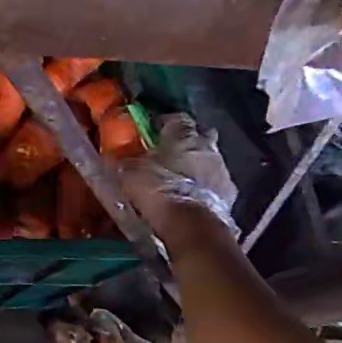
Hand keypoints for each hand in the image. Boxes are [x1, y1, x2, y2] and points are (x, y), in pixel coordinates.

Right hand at [120, 114, 238, 244]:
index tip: (151, 132)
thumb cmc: (159, 191)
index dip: (163, 123)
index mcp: (184, 135)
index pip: (176, 118)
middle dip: (186, 141)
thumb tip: (112, 156)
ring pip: (208, 159)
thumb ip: (125, 161)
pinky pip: (214, 183)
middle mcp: (208, 146)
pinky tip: (191, 197)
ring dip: (196, 165)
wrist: (191, 225)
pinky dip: (204, 186)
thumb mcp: (130, 174)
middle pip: (199, 135)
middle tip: (169, 153)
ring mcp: (223, 169)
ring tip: (179, 178)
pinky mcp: (229, 192)